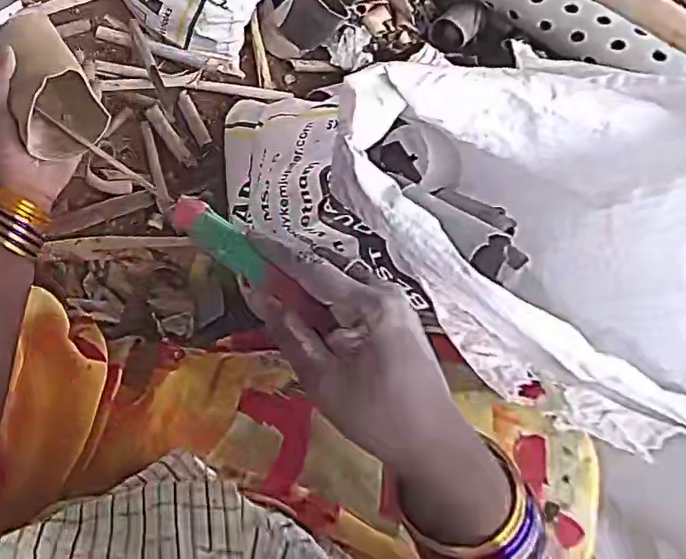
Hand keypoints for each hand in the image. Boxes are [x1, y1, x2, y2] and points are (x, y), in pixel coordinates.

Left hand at [0, 43, 79, 211]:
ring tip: (88, 64)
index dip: (40, 59)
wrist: (23, 185)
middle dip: (67, 67)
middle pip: (57, 83)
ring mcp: (60, 123)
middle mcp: (41, 111)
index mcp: (19, 104)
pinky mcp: (76, 135)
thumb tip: (6, 52)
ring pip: (75, 95)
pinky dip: (95, 100)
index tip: (47, 42)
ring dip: (84, 79)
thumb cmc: (2, 153)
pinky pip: (88, 115)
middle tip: (74, 51)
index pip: (31, 75)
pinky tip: (98, 86)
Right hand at [244, 235, 511, 545]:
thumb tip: (255, 293)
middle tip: (257, 271)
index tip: (247, 236)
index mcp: (370, 303)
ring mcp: (394, 302)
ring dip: (307, 284)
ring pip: (338, 278)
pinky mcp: (395, 315)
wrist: (438, 450)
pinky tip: (309, 315)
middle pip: (326, 266)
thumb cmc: (380, 418)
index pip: (311, 266)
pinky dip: (325, 298)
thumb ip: (288, 330)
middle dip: (290, 267)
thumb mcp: (323, 378)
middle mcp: (384, 291)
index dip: (275, 251)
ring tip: (278, 295)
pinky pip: (351, 293)